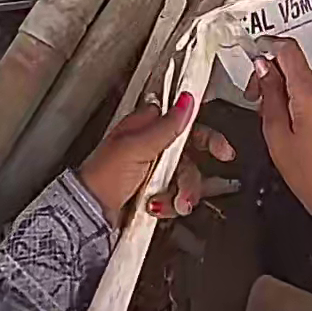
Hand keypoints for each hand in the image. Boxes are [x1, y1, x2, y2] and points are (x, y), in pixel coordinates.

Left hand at [77, 92, 234, 222]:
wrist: (89, 212)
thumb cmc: (103, 174)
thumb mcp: (137, 146)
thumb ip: (167, 125)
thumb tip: (187, 99)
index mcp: (147, 127)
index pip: (185, 124)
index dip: (206, 137)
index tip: (222, 151)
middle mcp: (153, 147)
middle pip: (191, 157)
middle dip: (191, 177)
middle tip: (189, 191)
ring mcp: (154, 171)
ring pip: (186, 179)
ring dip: (181, 194)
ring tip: (171, 204)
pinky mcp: (154, 192)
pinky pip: (176, 197)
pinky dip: (169, 205)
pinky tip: (155, 207)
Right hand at [248, 38, 311, 239]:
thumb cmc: (306, 171)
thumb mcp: (274, 130)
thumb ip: (268, 93)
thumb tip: (262, 67)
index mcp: (311, 93)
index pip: (288, 51)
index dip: (267, 46)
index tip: (254, 50)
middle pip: (294, 63)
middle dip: (270, 73)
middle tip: (255, 95)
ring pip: (302, 76)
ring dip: (282, 85)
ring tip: (270, 112)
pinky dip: (296, 94)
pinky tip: (286, 116)